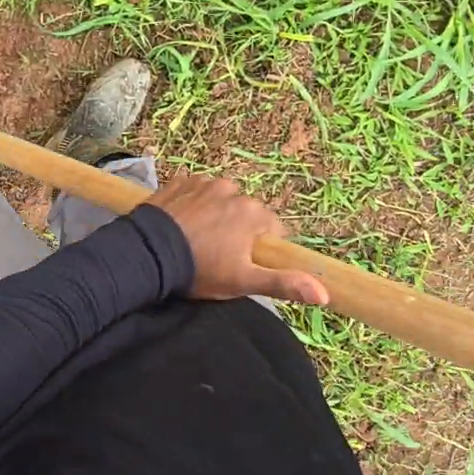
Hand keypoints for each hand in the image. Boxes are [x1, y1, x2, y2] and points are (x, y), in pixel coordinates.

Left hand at [143, 174, 327, 305]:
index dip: (260, 248)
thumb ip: (284, 283)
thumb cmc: (201, 269)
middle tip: (218, 253)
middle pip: (245, 211)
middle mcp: (232, 189)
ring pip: (219, 199)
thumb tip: (324, 294)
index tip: (243, 262)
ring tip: (197, 238)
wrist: (149, 253)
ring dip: (214, 213)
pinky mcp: (178, 181)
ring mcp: (203, 182)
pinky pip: (194, 190)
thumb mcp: (244, 282)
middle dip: (237, 229)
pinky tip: (181, 223)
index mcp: (253, 212)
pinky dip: (192, 203)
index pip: (271, 228)